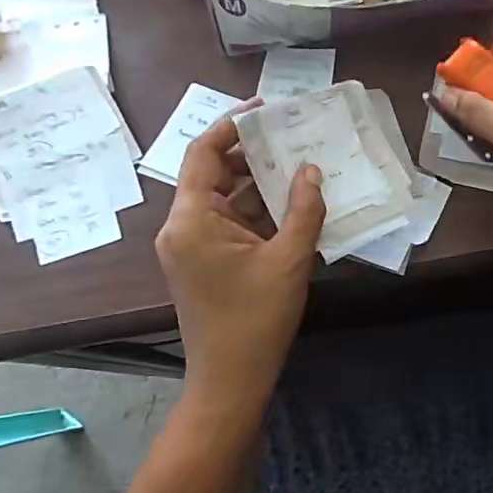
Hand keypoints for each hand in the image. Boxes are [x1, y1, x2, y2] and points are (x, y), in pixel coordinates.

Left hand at [155, 106, 326, 400]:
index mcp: (191, 219)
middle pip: (212, 173)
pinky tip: (291, 205)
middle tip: (292, 138)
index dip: (231, 126)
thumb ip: (303, 209)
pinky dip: (255, 213)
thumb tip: (310, 170)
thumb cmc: (256, 319)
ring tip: (298, 166)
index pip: (203, 152)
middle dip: (251, 155)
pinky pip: (228, 224)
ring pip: (223, 200)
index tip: (265, 111)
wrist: (230, 380)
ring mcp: (191, 246)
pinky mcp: (203, 263)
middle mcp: (183, 226)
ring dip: (257, 185)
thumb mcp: (288, 260)